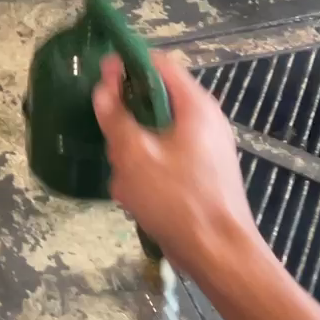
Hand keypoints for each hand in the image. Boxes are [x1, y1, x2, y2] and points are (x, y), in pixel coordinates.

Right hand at [92, 51, 267, 283]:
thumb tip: (103, 88)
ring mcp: (205, 149)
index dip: (127, 65)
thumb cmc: (177, 199)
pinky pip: (165, 158)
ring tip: (123, 177)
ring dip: (133, 151)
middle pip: (154, 101)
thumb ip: (115, 117)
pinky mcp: (200, 173)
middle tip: (110, 139)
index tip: (100, 77)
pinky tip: (135, 195)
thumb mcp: (134, 155)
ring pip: (155, 133)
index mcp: (194, 106)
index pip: (158, 64)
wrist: (220, 255)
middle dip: (127, 119)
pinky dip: (146, 170)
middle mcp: (204, 121)